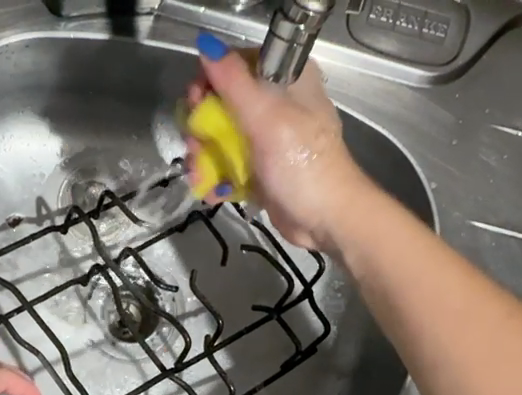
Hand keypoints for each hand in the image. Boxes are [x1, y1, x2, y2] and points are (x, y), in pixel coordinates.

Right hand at [187, 32, 367, 249]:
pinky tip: (212, 191)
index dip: (212, 79)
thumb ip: (234, 83)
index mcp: (287, 80)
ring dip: (205, 158)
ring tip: (201, 177)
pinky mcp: (261, 169)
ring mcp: (268, 139)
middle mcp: (277, 105)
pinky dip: (217, 178)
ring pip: (222, 137)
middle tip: (195, 147)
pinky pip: (229, 165)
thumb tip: (206, 47)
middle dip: (202, 127)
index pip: (240, 64)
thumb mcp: (267, 118)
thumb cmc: (303, 165)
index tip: (196, 101)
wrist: (325, 218)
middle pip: (224, 103)